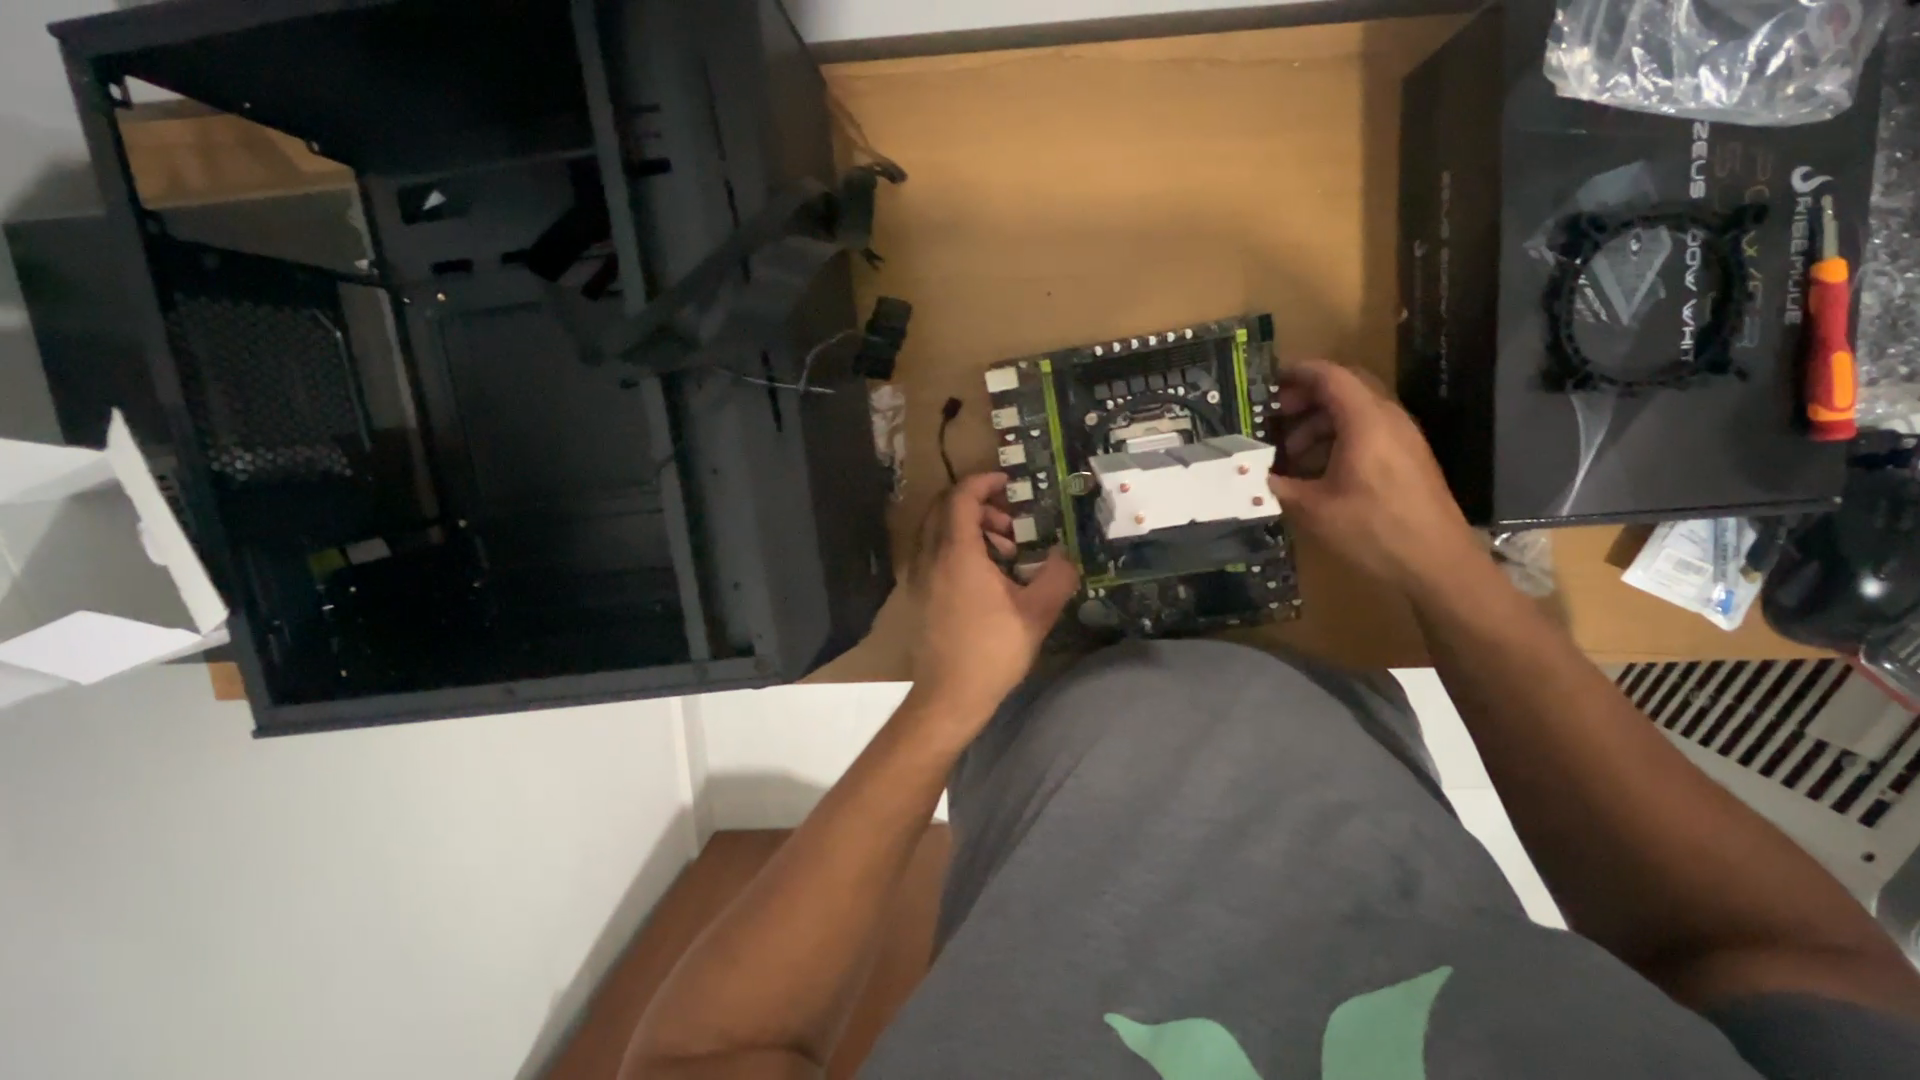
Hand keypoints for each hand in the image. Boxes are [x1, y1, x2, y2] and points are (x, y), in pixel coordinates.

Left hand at [908, 473, 1078, 721]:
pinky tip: (985, 578)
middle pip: (945, 509)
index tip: (1009, 483)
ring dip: (969, 529)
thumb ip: (1056, 576)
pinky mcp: (918, 597)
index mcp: (957, 553)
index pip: (962, 497)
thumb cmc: (993, 651)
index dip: (984, 482)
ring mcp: (920, 578)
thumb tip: (1064, 555)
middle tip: (1012, 523)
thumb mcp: (1037, 613)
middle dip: (979, 505)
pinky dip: (957, 549)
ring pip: (937, 532)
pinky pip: (933, 554)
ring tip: (1004, 554)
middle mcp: (931, 558)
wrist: (949, 696)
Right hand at [1267, 359, 1479, 589]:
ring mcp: (1403, 438)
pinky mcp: (1408, 458)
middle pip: (1343, 389)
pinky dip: (1339, 439)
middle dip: (1305, 399)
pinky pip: (1369, 432)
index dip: (1296, 374)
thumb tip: (1248, 475)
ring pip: (1356, 412)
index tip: (1267, 384)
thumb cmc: (1373, 530)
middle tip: (1274, 420)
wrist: (1437, 563)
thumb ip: (1277, 485)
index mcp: (1364, 421)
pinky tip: (1318, 472)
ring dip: (1319, 423)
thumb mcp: (1313, 510)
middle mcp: (1388, 419)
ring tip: (1290, 454)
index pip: (1329, 376)